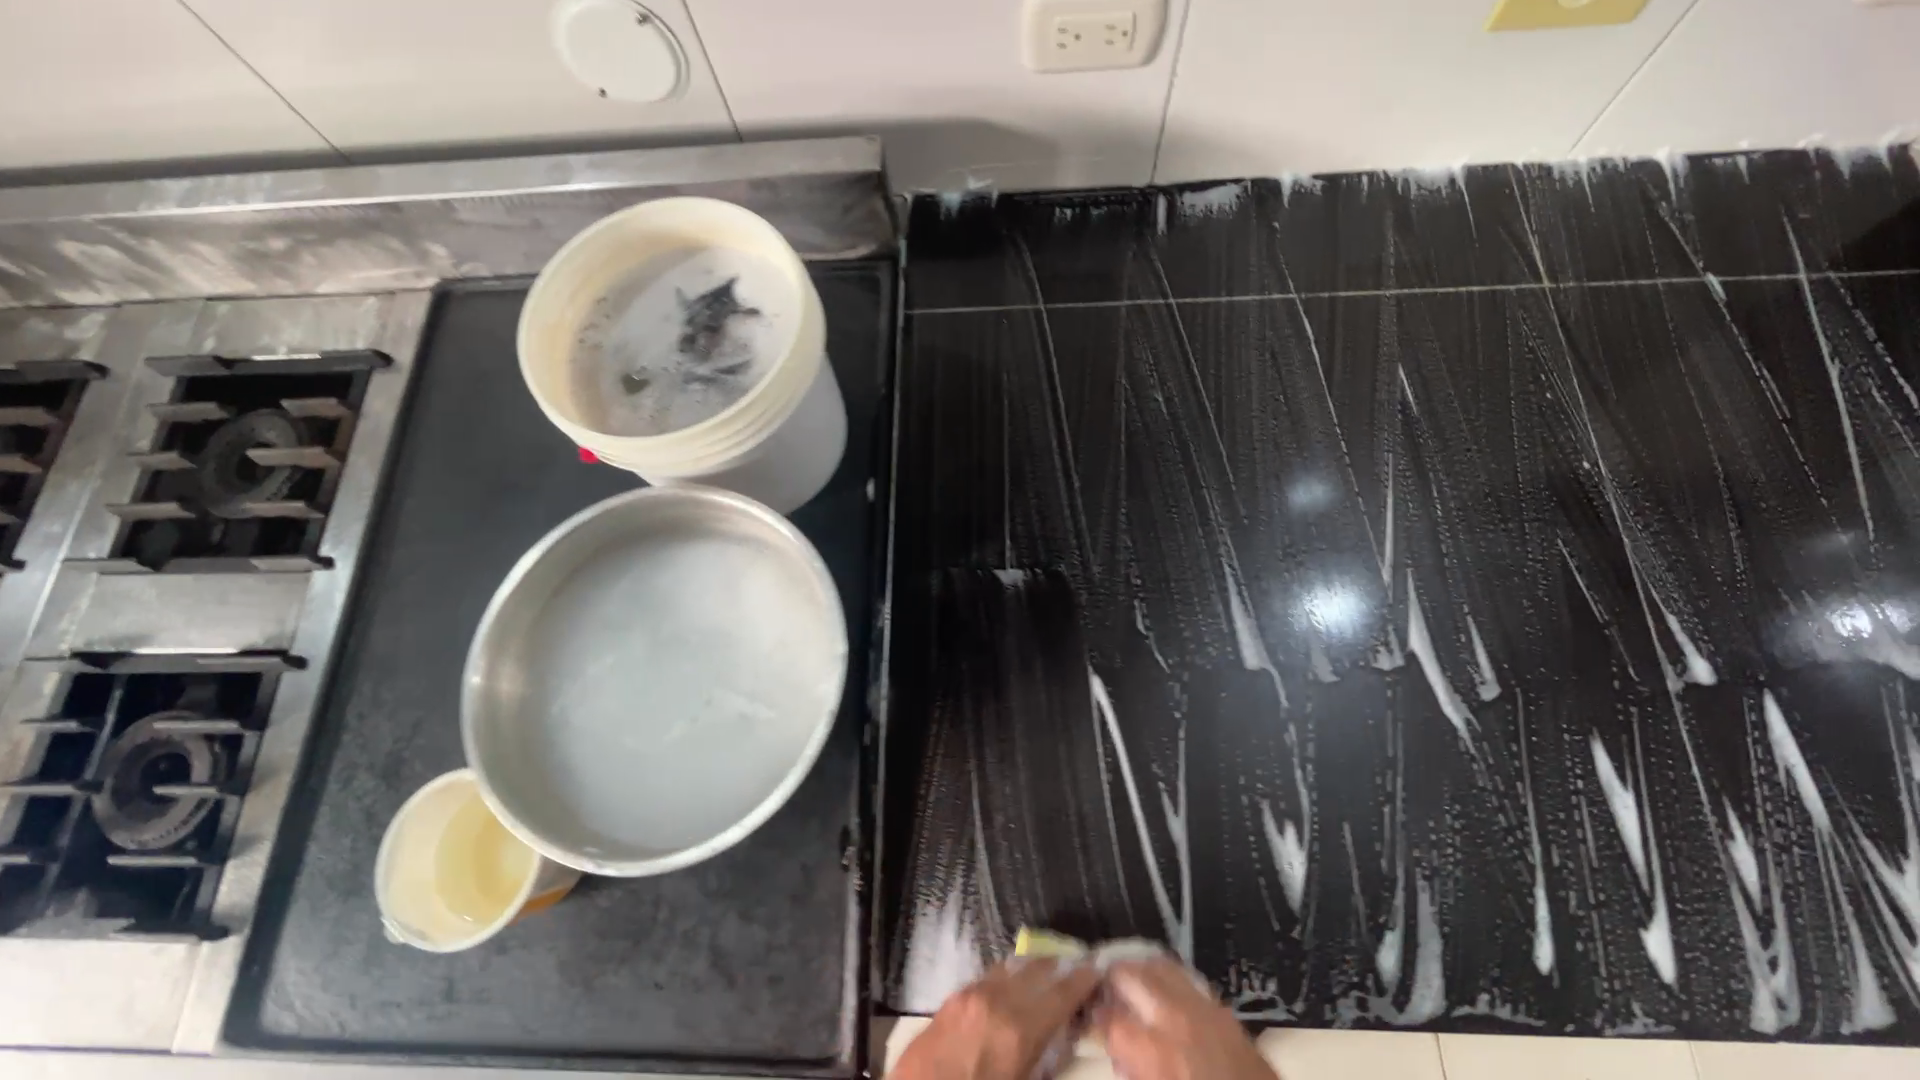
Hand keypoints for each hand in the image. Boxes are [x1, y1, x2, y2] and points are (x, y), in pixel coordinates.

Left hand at [892, 957, 1100, 1079]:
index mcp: (1019, 1029)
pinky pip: (991, 975)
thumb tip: (1065, 1036)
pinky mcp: (954, 995)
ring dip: (1036, 967)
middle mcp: (998, 1000)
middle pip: (1039, 970)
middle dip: (1062, 968)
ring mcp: (973, 993)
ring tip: (1051, 973)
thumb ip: (1047, 1058)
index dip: (1084, 980)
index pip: (1062, 993)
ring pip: (1014, 967)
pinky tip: (1015, 985)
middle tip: (1079, 971)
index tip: (1098, 971)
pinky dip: (1010, 975)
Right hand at [1095, 957, 1276, 1079]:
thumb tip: (1116, 1048)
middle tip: (1102, 995)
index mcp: (1156, 1053)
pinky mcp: (1219, 1006)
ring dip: (1136, 972)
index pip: (1109, 1018)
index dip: (1093, 1016)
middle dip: (1109, 982)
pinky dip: (1163, 976)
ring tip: (1127, 986)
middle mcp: (1174, 1018)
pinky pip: (1183, 976)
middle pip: (1128, 975)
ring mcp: (1200, 1006)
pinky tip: (1159, 989)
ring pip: (1156, 965)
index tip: (1088, 1019)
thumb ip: (1132, 1068)